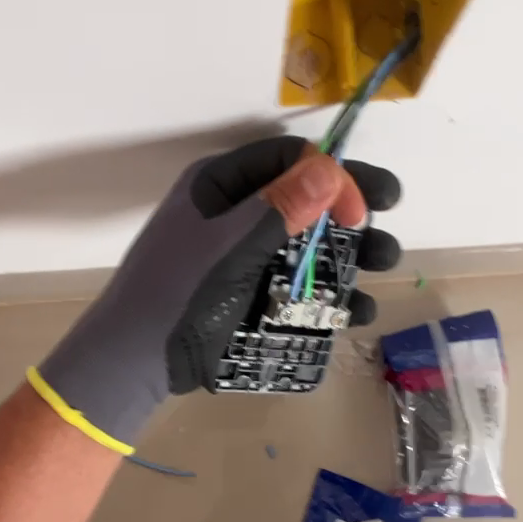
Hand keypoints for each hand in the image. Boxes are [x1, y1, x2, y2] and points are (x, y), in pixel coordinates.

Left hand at [32, 136, 402, 451]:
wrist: (136, 360)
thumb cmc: (176, 293)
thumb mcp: (227, 245)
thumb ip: (278, 208)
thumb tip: (329, 167)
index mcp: (221, 186)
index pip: (290, 161)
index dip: (332, 176)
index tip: (364, 206)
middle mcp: (238, 215)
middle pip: (307, 201)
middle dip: (350, 212)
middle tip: (386, 223)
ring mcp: (247, 257)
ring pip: (308, 245)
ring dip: (349, 253)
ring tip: (384, 262)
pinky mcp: (252, 296)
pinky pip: (298, 286)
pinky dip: (329, 296)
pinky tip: (356, 310)